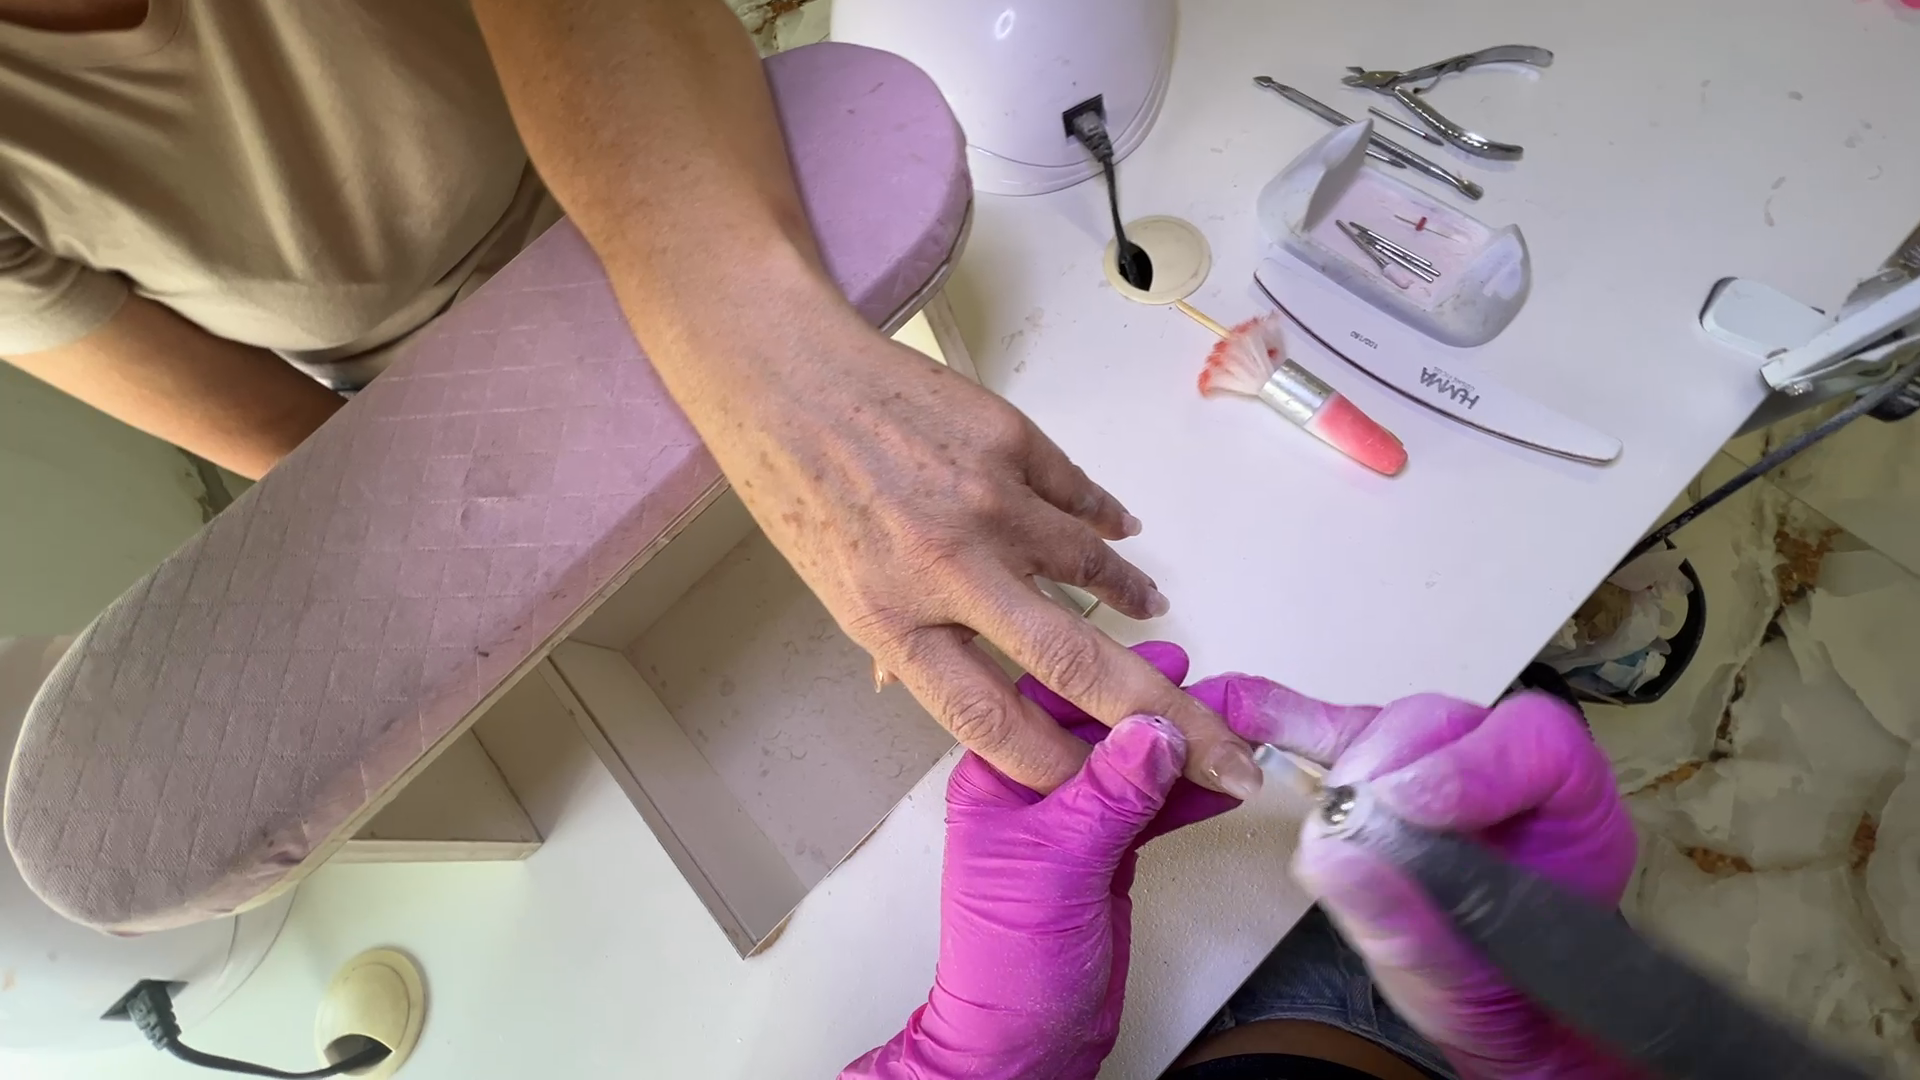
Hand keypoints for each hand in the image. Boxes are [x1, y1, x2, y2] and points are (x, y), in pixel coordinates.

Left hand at [473, 0, 1256, 799]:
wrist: (786, 379)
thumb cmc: (796, 493)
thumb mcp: (835, 591)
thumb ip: (908, 644)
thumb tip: (964, 691)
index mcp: (894, 623)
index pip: (995, 725)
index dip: (1064, 770)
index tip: (1113, 788)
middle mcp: (952, 571)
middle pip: (1078, 666)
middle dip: (1167, 726)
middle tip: (1229, 759)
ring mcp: (992, 500)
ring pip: (1095, 566)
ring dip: (1132, 599)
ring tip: (1152, 610)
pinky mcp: (1013, 440)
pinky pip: (1082, 497)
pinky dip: (1105, 521)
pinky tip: (1119, 532)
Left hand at [845, 643, 1242, 1079]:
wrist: (1027, 1042)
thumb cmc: (1009, 959)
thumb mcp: (1058, 862)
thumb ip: (1108, 793)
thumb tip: (1155, 726)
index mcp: (998, 774)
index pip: (1055, 705)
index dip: (1110, 680)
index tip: (1166, 665)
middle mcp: (1035, 787)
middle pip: (1105, 731)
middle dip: (1160, 712)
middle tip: (1215, 694)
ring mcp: (1075, 816)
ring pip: (1137, 767)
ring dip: (1186, 752)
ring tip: (1235, 728)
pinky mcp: (1108, 847)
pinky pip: (1154, 806)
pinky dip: (1189, 793)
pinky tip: (1221, 778)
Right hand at [1194, 677, 1638, 1078]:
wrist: (1496, 1021)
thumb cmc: (1504, 1010)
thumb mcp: (1468, 996)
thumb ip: (1408, 932)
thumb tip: (1329, 857)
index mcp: (1564, 812)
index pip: (1531, 744)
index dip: (1466, 765)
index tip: (1404, 806)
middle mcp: (1496, 769)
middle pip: (1437, 721)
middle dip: (1381, 762)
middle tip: (1342, 816)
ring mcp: (1427, 762)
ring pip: (1378, 721)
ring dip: (1329, 751)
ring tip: (1306, 804)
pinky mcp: (1371, 768)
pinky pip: (1324, 731)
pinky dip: (1282, 724)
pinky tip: (1239, 715)